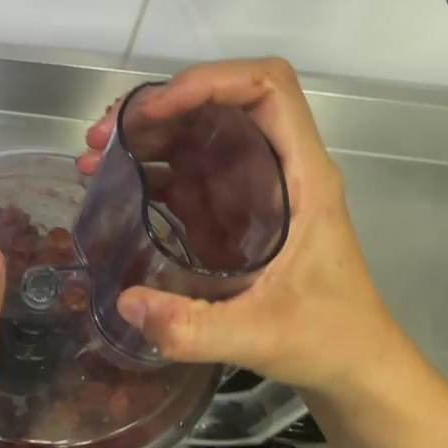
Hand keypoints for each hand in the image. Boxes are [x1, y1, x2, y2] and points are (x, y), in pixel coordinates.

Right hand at [78, 58, 403, 399]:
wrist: (352, 365)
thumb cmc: (327, 339)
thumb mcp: (258, 337)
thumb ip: (192, 327)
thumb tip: (124, 302)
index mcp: (300, 179)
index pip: (267, 89)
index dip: (210, 82)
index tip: (154, 111)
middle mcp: (276, 171)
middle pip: (220, 105)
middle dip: (158, 109)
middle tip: (102, 139)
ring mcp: (253, 192)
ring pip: (199, 135)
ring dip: (146, 136)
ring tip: (95, 159)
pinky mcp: (233, 216)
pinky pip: (188, 174)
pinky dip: (148, 170)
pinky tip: (114, 187)